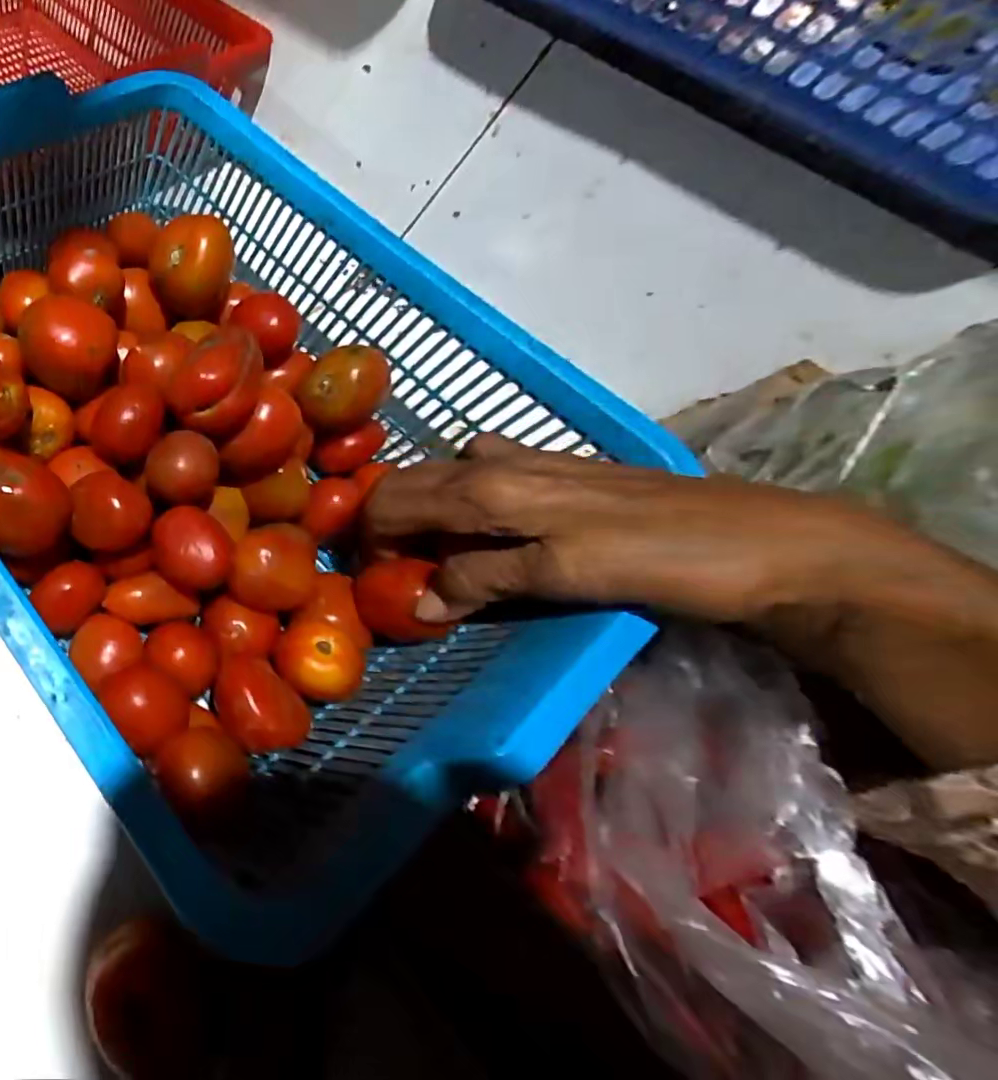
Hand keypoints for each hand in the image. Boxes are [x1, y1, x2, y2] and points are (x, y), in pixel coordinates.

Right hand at [365, 435, 997, 770]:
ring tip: (428, 552)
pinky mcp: (554, 468)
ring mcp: (525, 460)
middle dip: (382, 524)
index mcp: (485, 487)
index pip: (388, 502)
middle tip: (392, 569)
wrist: (771, 543)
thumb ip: (478, 581)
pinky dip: (454, 498)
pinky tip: (476, 524)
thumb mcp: (557, 577)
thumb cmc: (657, 560)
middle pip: (404, 483)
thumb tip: (416, 604)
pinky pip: (475, 474)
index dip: (369, 540)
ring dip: (417, 510)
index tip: (375, 579)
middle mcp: (493, 464)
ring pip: (436, 476)